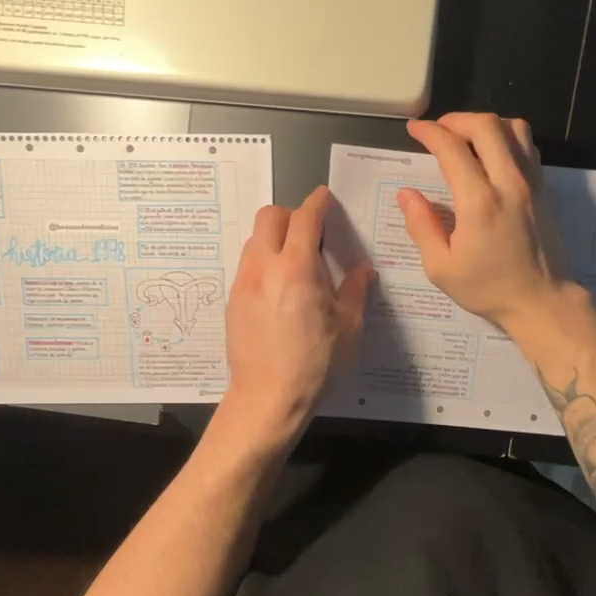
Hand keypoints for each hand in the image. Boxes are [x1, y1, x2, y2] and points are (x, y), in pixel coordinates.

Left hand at [221, 186, 373, 441]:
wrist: (268, 398)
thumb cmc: (315, 365)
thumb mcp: (348, 328)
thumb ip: (355, 291)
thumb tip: (363, 269)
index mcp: (297, 269)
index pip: (305, 218)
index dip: (317, 203)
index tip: (324, 198)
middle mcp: (264, 268)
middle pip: (269, 217)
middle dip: (290, 215)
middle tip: (310, 231)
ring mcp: (243, 284)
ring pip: (254, 241)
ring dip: (274, 238)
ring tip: (295, 261)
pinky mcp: (233, 302)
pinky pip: (247, 267)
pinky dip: (263, 263)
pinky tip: (279, 289)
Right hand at [400, 113, 566, 331]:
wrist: (540, 301)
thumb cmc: (488, 288)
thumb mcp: (441, 268)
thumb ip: (422, 227)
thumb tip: (407, 195)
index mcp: (478, 201)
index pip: (451, 148)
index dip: (429, 132)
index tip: (414, 130)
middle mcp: (508, 182)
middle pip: (486, 126)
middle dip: (457, 119)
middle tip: (439, 130)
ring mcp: (531, 182)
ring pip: (514, 128)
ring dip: (486, 125)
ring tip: (467, 138)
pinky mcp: (543, 189)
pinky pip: (528, 146)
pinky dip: (508, 138)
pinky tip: (493, 155)